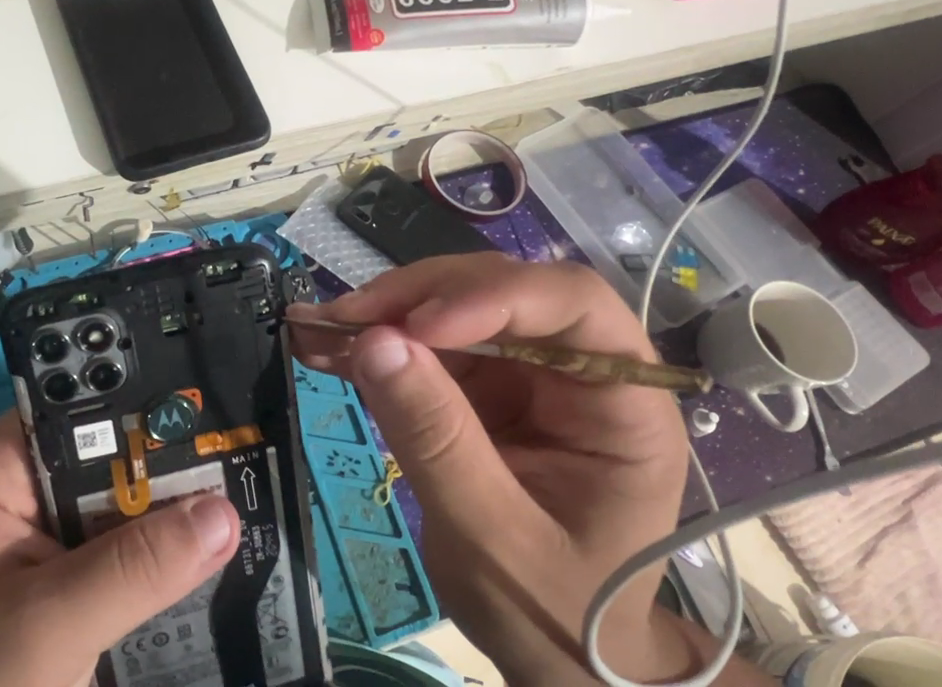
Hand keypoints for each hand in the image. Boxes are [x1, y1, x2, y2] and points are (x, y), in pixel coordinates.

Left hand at [0, 413, 240, 686]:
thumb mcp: (46, 627)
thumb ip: (134, 569)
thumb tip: (224, 514)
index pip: (80, 412)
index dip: (146, 406)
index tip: (218, 411)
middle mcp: (19, 493)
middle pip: (109, 460)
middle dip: (173, 467)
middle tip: (252, 461)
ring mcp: (38, 543)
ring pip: (120, 510)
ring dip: (172, 517)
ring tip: (251, 497)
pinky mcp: (55, 588)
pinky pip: (117, 556)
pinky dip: (157, 562)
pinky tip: (212, 556)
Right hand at [293, 254, 715, 683]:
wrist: (559, 657)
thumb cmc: (555, 611)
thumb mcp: (493, 539)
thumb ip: (437, 439)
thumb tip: (375, 341)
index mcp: (623, 405)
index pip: (574, 306)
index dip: (493, 297)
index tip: (414, 327)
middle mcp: (579, 370)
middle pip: (505, 291)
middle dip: (420, 298)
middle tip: (345, 319)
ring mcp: (528, 373)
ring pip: (455, 306)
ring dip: (384, 313)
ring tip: (317, 329)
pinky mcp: (484, 386)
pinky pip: (425, 344)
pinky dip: (374, 342)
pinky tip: (323, 346)